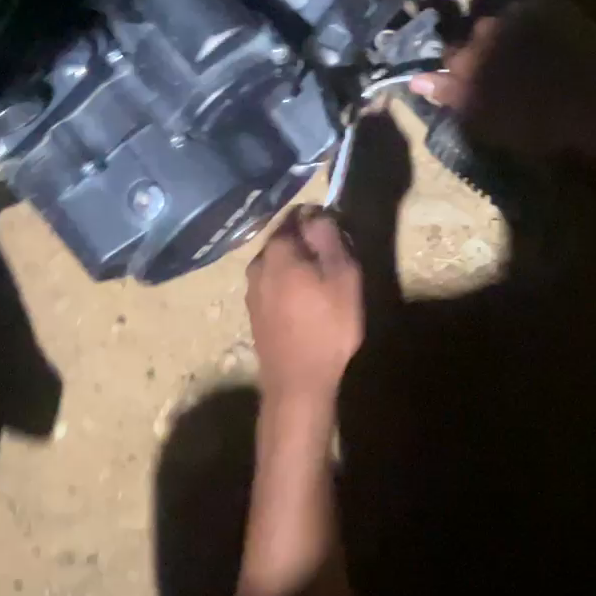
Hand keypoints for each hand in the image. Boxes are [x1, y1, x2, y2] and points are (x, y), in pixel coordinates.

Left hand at [245, 207, 364, 406]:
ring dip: (299, 265)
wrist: (297, 383)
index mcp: (277, 249)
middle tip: (337, 261)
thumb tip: (319, 212)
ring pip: (279, 262)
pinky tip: (308, 303)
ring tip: (324, 284)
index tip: (339, 236)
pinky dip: (290, 284)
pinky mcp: (253, 311)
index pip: (296, 215)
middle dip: (309, 242)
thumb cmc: (327, 326)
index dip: (320, 219)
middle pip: (286, 238)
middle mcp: (256, 263)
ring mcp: (251, 289)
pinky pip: (274, 283)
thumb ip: (330, 237)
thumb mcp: (344, 276)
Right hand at [411, 0, 595, 153]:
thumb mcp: (487, 121)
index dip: (462, 70)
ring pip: (504, 20)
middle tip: (509, 68)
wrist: (593, 101)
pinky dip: (539, 21)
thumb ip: (450, 96)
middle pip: (477, 36)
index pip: (451, 58)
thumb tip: (416, 81)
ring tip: (534, 53)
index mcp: (468, 63)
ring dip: (512, 32)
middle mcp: (485, 33)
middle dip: (486, 48)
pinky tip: (555, 41)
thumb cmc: (539, 125)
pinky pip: (534, 9)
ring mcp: (516, 15)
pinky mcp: (547, 4)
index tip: (475, 80)